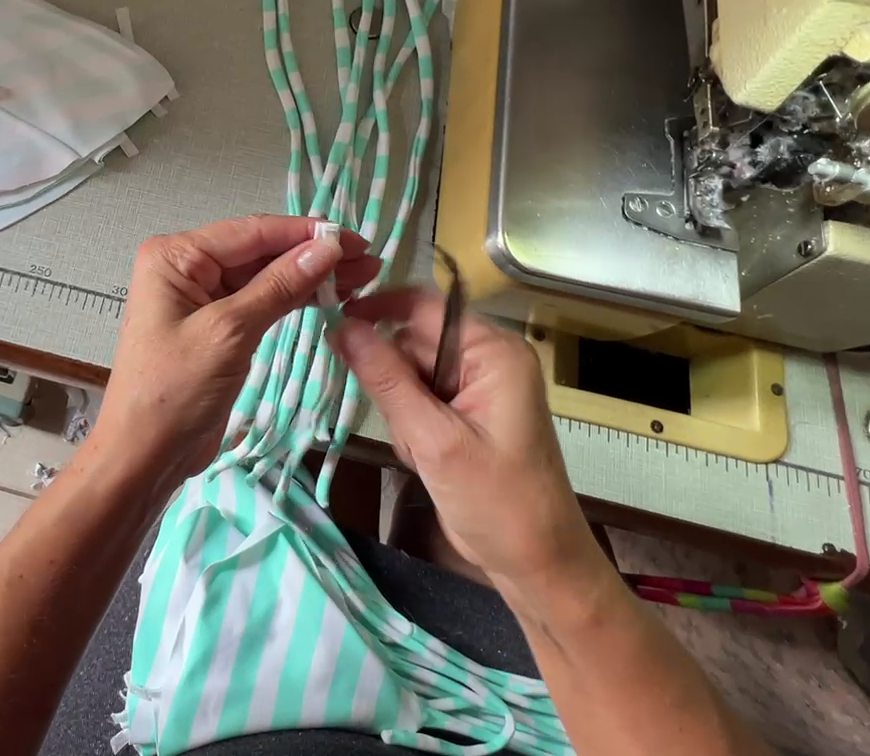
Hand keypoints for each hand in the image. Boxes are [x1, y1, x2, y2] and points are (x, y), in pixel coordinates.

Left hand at [88, 215, 379, 488]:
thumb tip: (328, 247)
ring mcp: (200, 298)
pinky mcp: (216, 327)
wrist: (144, 454)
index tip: (356, 239)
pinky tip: (328, 297)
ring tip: (362, 277)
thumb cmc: (175, 390)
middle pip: (259, 251)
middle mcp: (186, 267)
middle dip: (312, 255)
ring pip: (263, 276)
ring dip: (308, 276)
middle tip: (369, 262)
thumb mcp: (229, 332)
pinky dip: (292, 299)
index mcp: (176, 256)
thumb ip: (280, 286)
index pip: (250, 231)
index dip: (305, 232)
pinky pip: (259, 302)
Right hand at [330, 290, 609, 595]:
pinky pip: (415, 396)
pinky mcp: (461, 409)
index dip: (377, 308)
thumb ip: (385, 379)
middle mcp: (485, 357)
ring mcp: (474, 384)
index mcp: (493, 351)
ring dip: (399, 408)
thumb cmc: (497, 501)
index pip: (422, 306)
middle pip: (410, 339)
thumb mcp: (434, 439)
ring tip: (420, 449)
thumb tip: (340, 326)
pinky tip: (422, 455)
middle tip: (402, 425)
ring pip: (406, 370)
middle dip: (393, 379)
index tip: (334, 323)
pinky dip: (407, 423)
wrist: (535, 563)